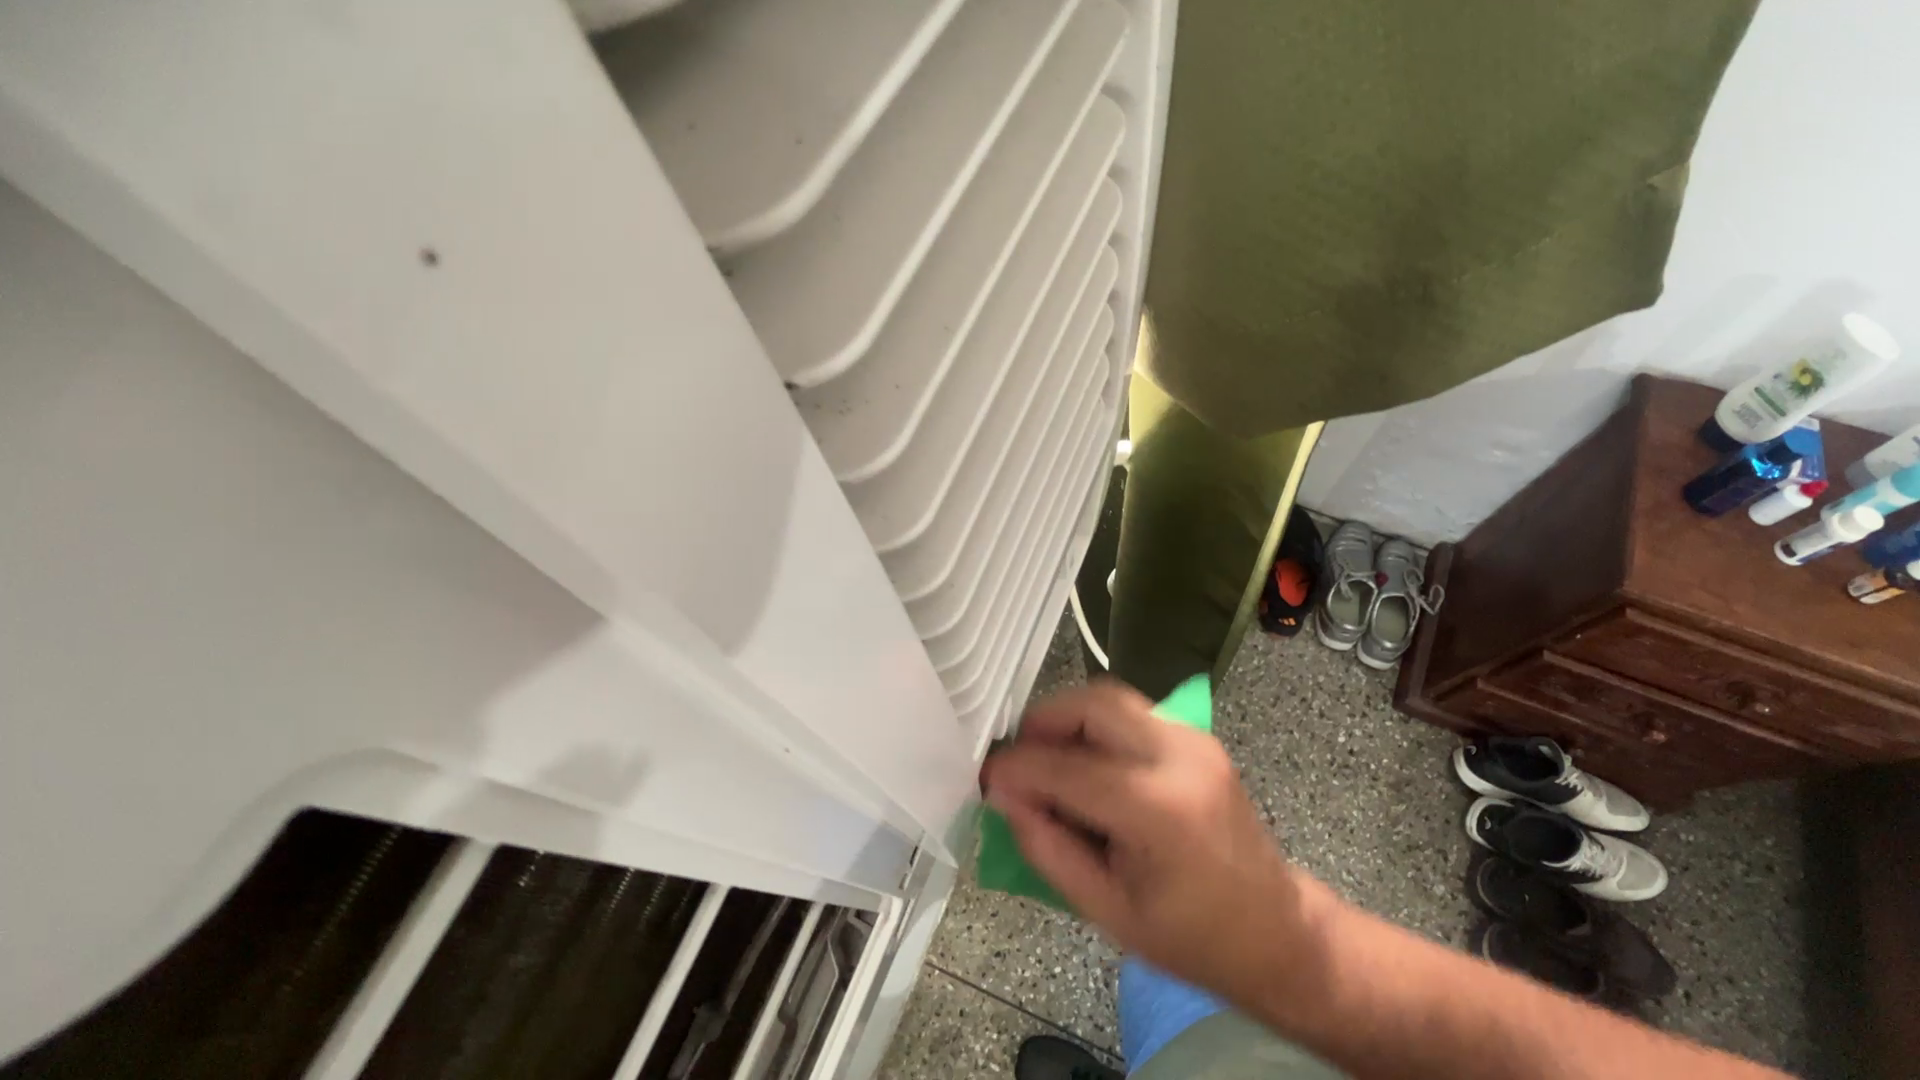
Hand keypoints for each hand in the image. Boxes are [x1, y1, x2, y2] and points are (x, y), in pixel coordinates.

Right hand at [981, 681, 1323, 1001]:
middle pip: (1093, 704)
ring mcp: (1196, 742)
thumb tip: (1005, 798)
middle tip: (1018, 761)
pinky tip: (1087, 767)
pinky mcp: (1200, 741)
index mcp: (1157, 810)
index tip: (986, 780)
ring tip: (1047, 762)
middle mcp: (1179, 758)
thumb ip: (1047, 847)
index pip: (1065, 767)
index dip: (1015, 769)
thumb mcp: (1105, 909)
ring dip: (1070, 720)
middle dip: (1043, 723)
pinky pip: (1134, 715)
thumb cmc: (1191, 938)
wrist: (1277, 933)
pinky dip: (1099, 728)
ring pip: (1113, 699)